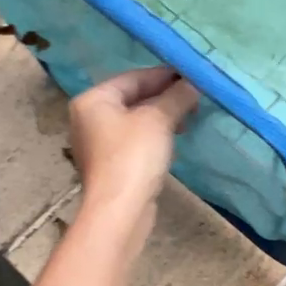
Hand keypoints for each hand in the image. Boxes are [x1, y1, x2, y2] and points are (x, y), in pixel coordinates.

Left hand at [68, 67, 198, 224]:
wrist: (119, 210)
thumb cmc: (134, 156)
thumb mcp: (159, 119)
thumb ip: (176, 96)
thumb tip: (193, 83)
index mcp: (93, 100)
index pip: (133, 77)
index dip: (165, 75)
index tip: (193, 75)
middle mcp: (89, 117)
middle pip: (133, 97)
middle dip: (165, 96)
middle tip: (196, 96)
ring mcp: (98, 143)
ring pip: (136, 119)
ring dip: (163, 116)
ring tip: (191, 117)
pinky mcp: (110, 164)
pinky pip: (135, 140)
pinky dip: (155, 135)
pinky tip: (176, 138)